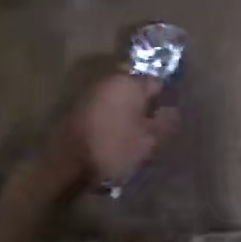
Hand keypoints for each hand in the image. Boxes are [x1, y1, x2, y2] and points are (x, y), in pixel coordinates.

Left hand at [44, 71, 178, 188]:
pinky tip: (115, 130)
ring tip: (133, 129)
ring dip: (127, 104)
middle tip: (150, 121)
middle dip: (144, 98)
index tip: (166, 117)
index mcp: (130, 82)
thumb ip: (165, 122)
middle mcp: (110, 79)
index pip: (157, 81)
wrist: (67, 162)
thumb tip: (173, 110)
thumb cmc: (114, 147)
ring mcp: (91, 90)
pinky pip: (104, 102)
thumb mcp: (148, 140)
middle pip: (135, 83)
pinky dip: (112, 111)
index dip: (164, 99)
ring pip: (118, 91)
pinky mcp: (79, 105)